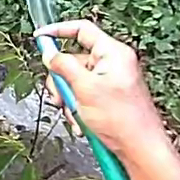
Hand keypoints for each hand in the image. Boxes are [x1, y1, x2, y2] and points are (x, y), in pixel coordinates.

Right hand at [35, 19, 173, 165]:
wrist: (140, 149)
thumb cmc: (123, 119)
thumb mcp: (85, 88)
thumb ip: (64, 66)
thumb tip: (49, 54)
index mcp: (112, 53)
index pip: (81, 30)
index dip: (58, 31)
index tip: (40, 37)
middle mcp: (112, 64)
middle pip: (73, 60)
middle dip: (61, 81)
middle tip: (59, 97)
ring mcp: (109, 81)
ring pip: (74, 81)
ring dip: (68, 100)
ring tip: (75, 114)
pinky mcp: (107, 97)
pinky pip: (82, 96)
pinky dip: (77, 109)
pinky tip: (82, 123)